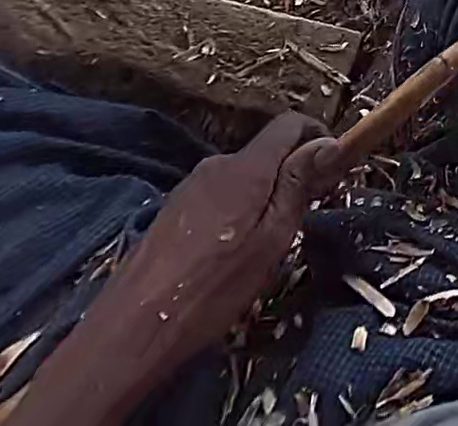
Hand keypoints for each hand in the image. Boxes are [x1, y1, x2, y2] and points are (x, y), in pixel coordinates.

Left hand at [11, 113, 340, 425]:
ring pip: (244, 175)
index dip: (318, 135)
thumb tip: (329, 141)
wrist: (126, 336)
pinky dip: (237, 208)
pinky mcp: (172, 211)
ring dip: (264, 193)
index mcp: (246, 167)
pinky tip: (229, 250)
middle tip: (303, 212)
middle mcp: (216, 166)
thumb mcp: (274, 236)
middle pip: (268, 151)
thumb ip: (299, 183)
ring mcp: (189, 187)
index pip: (290, 123)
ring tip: (265, 239)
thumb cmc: (214, 286)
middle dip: (292, 171)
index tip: (331, 166)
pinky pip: (219, 194)